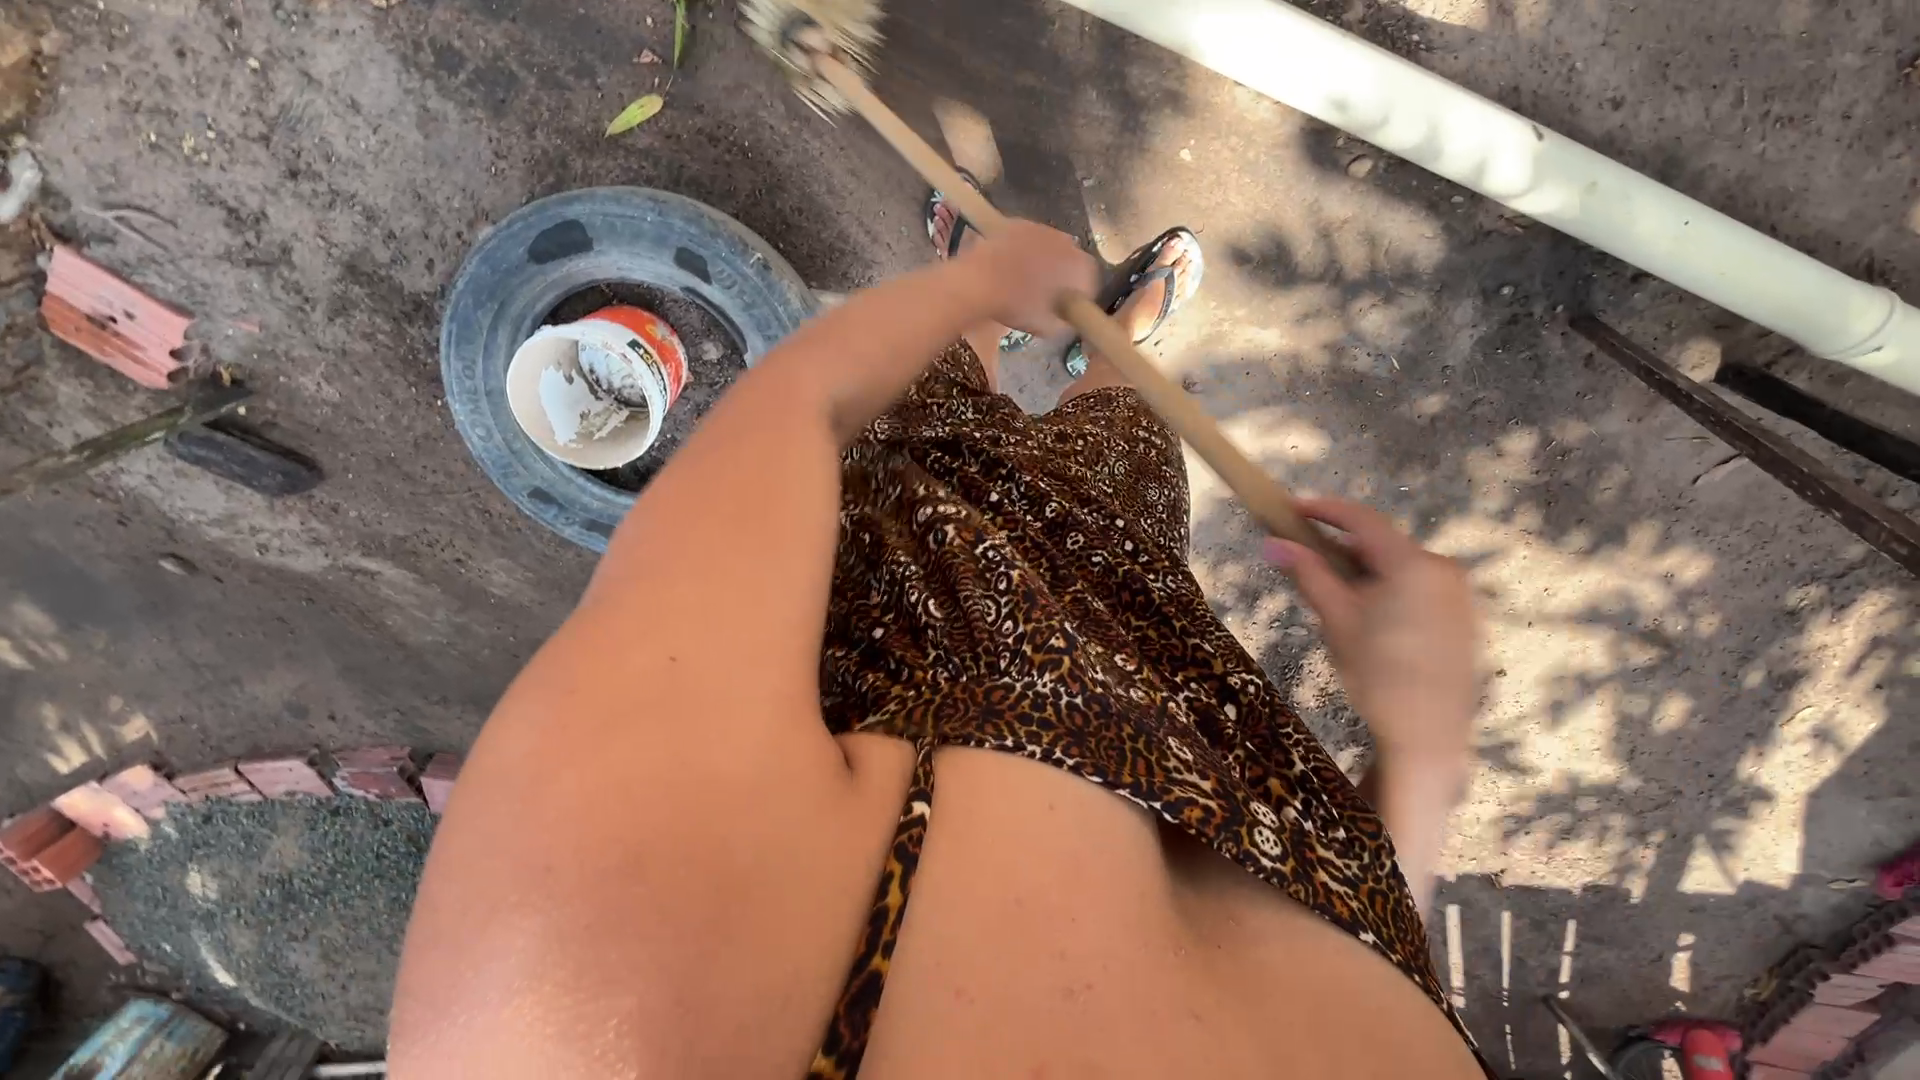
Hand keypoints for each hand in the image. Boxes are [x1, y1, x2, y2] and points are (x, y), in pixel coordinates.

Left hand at [957, 220, 1096, 336]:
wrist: (979, 280)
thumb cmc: (1017, 306)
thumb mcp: (1047, 327)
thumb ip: (1066, 324)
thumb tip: (1069, 321)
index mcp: (1081, 266)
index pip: (1091, 282)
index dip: (1081, 297)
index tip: (1068, 309)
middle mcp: (1068, 242)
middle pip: (1073, 261)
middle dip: (1065, 277)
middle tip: (1048, 296)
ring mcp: (1043, 228)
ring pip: (1053, 248)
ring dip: (1046, 263)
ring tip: (1027, 281)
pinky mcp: (1020, 222)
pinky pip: (1032, 240)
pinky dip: (1027, 252)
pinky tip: (1012, 267)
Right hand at [1265, 498, 1479, 767]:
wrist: (1428, 732)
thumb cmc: (1377, 674)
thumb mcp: (1337, 619)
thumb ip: (1309, 573)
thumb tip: (1274, 542)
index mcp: (1413, 565)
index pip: (1363, 520)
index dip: (1326, 510)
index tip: (1293, 508)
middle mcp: (1443, 569)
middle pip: (1383, 544)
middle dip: (1344, 547)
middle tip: (1308, 558)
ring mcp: (1459, 593)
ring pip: (1401, 567)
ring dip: (1366, 570)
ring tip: (1336, 596)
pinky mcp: (1464, 616)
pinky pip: (1419, 587)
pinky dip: (1389, 589)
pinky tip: (1369, 617)